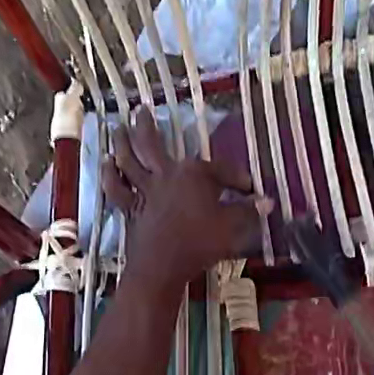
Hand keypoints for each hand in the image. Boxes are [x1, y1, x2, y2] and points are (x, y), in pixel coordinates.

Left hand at [99, 109, 269, 295]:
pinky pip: (117, 188)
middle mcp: (166, 174)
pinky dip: (109, 176)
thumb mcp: (232, 227)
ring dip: (122, 143)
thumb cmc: (201, 242)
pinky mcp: (131, 207)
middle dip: (146, 125)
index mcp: (195, 174)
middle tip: (141, 109)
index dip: (237, 177)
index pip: (221, 170)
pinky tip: (106, 164)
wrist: (163, 265)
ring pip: (129, 160)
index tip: (248, 187)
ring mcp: (145, 190)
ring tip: (117, 128)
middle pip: (152, 144)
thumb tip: (267, 202)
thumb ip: (248, 212)